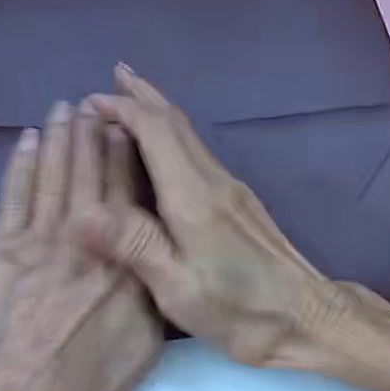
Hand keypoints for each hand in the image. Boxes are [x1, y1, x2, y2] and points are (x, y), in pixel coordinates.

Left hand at [0, 100, 162, 390]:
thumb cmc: (88, 387)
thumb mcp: (145, 348)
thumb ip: (151, 295)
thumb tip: (153, 264)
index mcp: (128, 262)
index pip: (130, 197)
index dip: (128, 159)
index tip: (127, 128)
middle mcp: (89, 239)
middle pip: (92, 176)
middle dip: (93, 135)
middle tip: (94, 102)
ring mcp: (42, 239)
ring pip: (55, 176)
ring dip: (61, 139)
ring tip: (66, 107)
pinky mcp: (4, 249)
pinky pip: (16, 195)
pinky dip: (23, 164)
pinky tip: (30, 140)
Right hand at [84, 65, 347, 369]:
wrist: (307, 316)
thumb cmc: (240, 309)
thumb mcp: (179, 288)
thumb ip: (134, 246)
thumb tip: (82, 210)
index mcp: (192, 197)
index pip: (156, 131)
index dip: (123, 109)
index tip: (90, 100)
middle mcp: (213, 180)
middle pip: (176, 122)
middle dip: (143, 95)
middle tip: (114, 74)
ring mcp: (231, 188)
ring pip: (189, 135)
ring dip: (158, 112)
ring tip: (131, 99)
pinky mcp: (239, 201)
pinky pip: (197, 152)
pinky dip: (172, 136)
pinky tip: (161, 148)